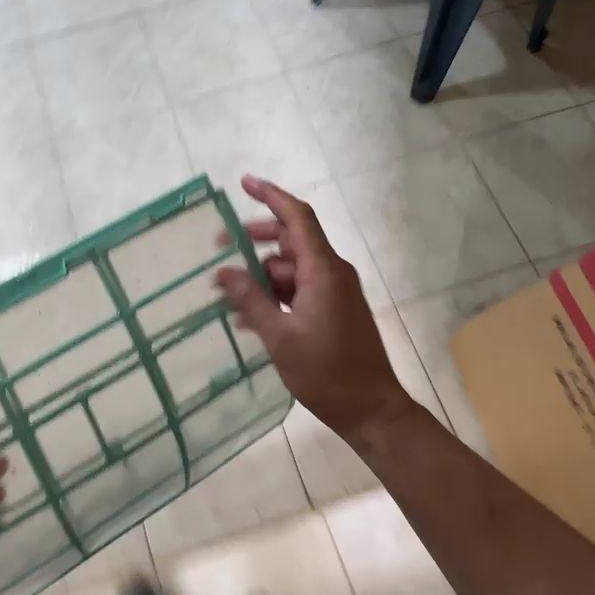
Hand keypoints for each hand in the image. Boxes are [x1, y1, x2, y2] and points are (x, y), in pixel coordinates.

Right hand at [215, 175, 414, 445]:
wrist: (373, 411)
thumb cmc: (327, 373)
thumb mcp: (280, 337)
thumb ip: (250, 300)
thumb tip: (222, 272)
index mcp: (323, 270)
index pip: (296, 217)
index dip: (270, 195)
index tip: (244, 182)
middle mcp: (332, 272)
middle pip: (290, 240)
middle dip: (255, 240)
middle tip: (220, 245)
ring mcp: (335, 291)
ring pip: (291, 268)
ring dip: (261, 276)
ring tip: (229, 295)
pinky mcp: (335, 310)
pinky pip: (300, 289)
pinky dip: (276, 295)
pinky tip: (251, 316)